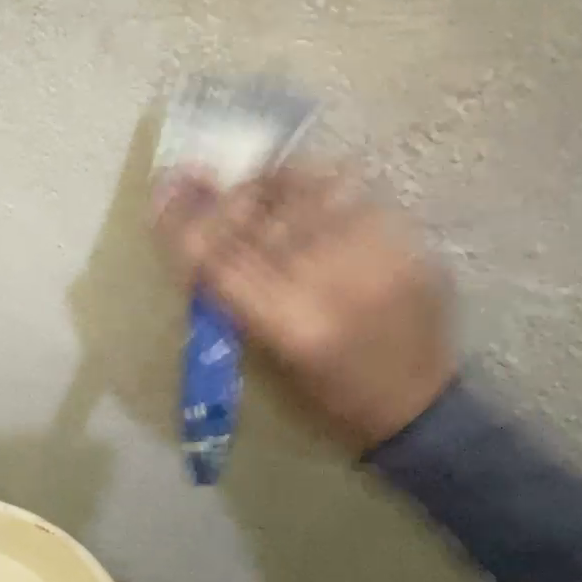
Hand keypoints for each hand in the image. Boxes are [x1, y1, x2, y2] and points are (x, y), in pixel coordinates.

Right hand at [152, 163, 455, 454]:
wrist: (418, 407)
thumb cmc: (330, 398)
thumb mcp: (272, 360)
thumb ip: (238, 298)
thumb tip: (199, 239)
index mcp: (290, 326)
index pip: (221, 259)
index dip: (185, 222)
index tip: (163, 192)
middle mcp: (333, 286)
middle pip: (261, 220)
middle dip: (221, 195)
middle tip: (197, 174)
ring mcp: (376, 258)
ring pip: (307, 195)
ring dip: (269, 182)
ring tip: (251, 176)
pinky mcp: (408, 244)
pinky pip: (355, 196)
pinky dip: (321, 186)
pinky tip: (304, 186)